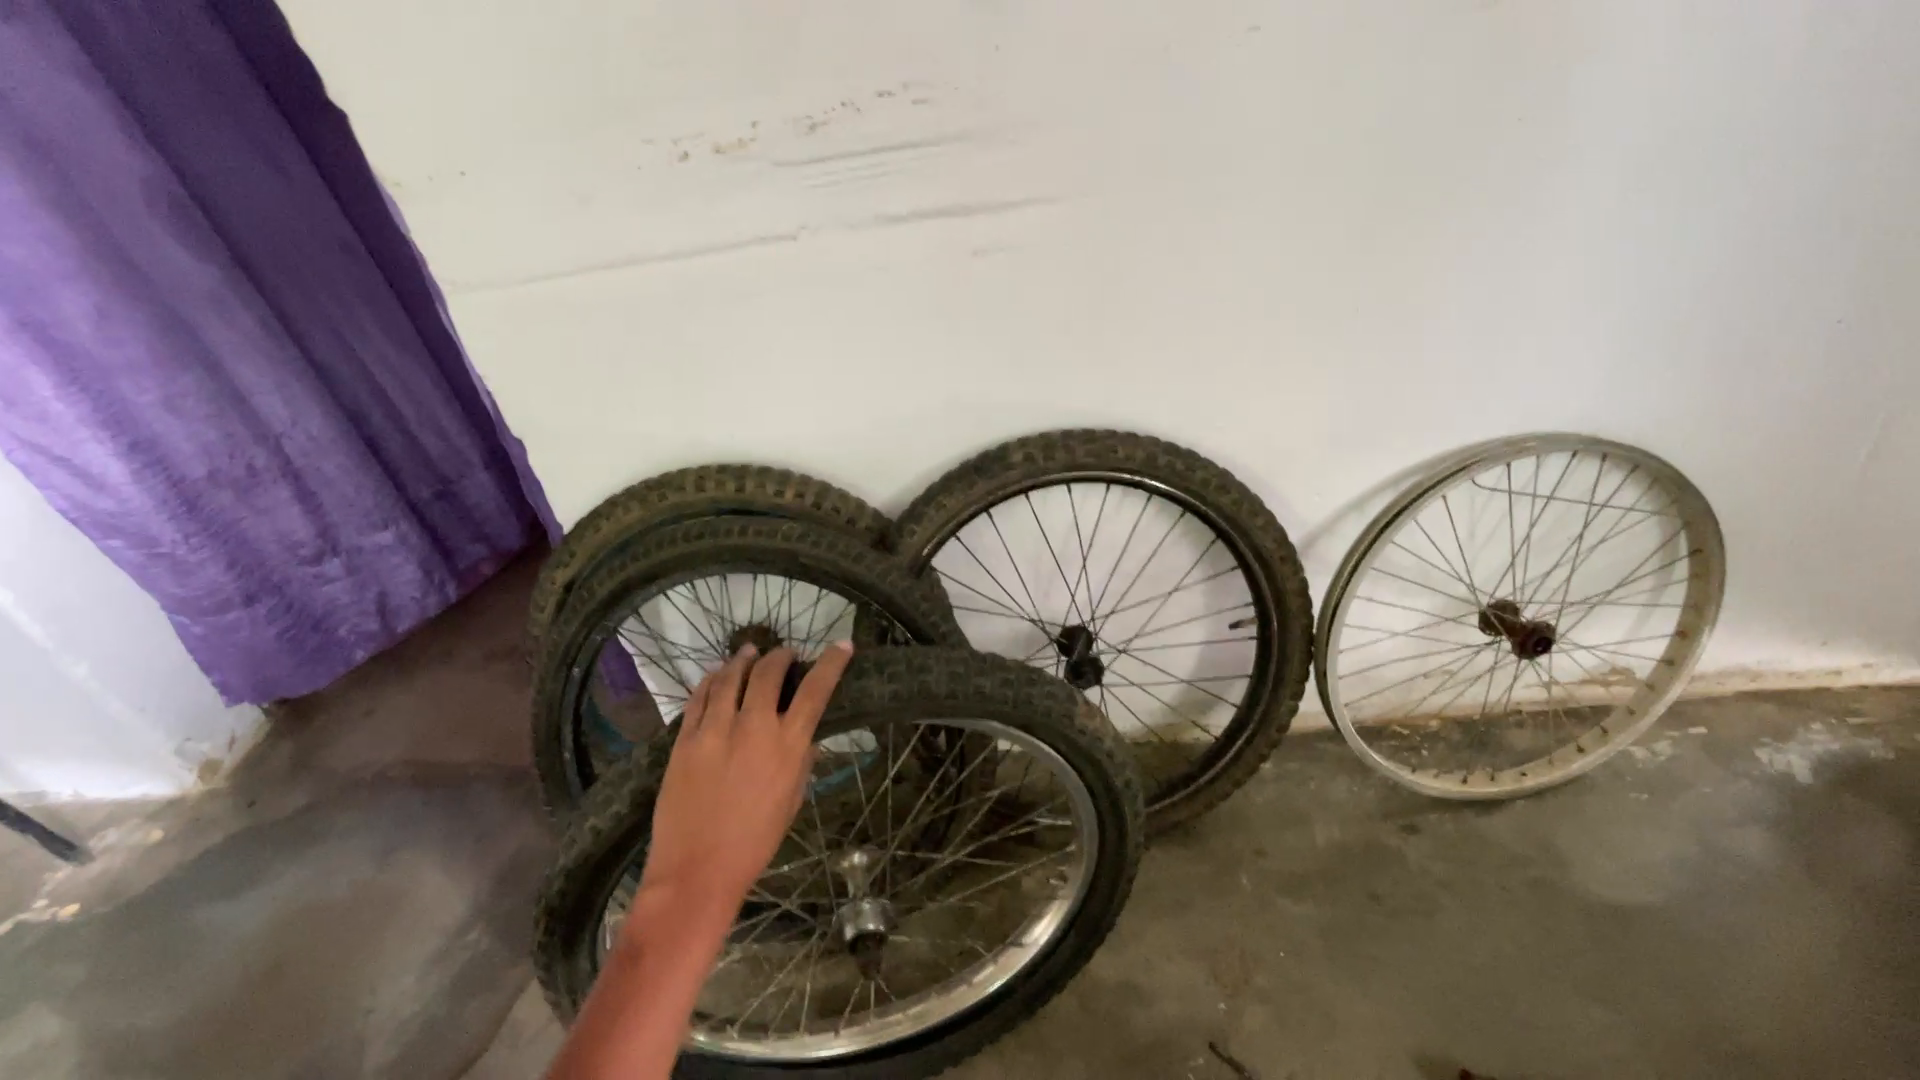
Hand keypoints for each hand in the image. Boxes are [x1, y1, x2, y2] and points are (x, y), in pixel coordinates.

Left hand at [640, 643, 853, 908]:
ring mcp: (714, 729)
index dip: (831, 663)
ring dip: (744, 660)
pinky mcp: (684, 738)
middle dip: (781, 656)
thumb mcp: (792, 800)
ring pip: (730, 676)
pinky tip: (717, 676)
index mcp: (787, 745)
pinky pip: (700, 696)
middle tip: (786, 654)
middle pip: (768, 672)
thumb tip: (805, 735)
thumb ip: (800, 760)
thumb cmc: (755, 842)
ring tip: (749, 652)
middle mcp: (753, 727)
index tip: (842, 645)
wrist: (697, 868)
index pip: (816, 690)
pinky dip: (712, 680)